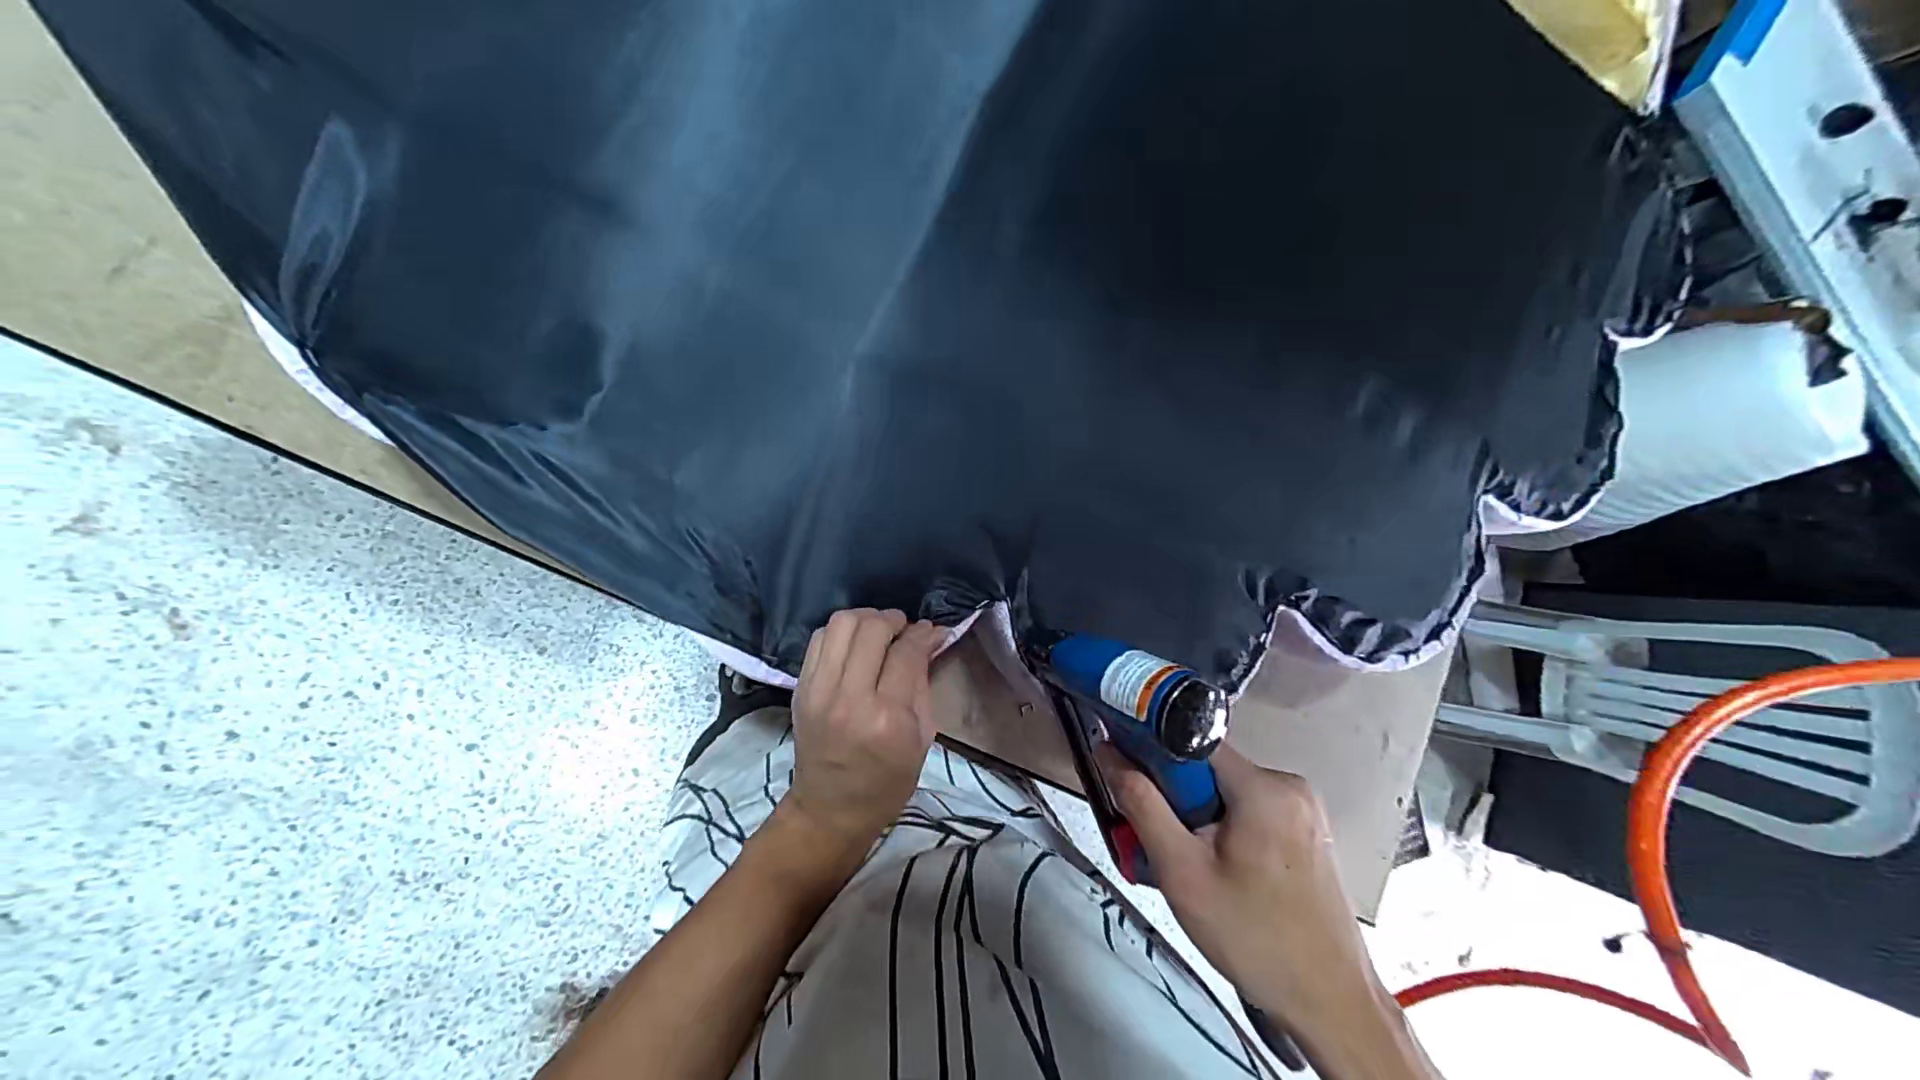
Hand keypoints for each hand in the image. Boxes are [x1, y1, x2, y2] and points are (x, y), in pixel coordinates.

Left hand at [784, 609, 943, 851]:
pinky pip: (819, 638)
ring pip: (841, 623)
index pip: (906, 652)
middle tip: (904, 629)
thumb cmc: (886, 782)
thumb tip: (928, 638)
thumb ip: (922, 682)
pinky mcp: (800, 688)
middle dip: (894, 620)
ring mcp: (818, 691)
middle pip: (871, 628)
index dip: (923, 633)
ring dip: (866, 619)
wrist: (830, 809)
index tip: (933, 630)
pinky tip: (855, 644)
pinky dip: (841, 633)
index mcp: (886, 718)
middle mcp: (848, 698)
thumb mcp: (921, 738)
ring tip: (879, 631)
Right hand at [1098, 742, 1375, 1022]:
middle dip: (1174, 796)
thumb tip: (1110, 752)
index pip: (1192, 738)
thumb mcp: (1182, 873)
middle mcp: (1290, 785)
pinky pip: (1248, 808)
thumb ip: (1142, 805)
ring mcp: (1304, 807)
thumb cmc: (1255, 939)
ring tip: (1189, 861)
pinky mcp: (1307, 828)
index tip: (1127, 774)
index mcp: (1265, 787)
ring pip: (1225, 789)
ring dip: (1196, 815)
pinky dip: (1223, 827)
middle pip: (1207, 766)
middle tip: (1158, 839)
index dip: (1152, 751)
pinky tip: (1217, 867)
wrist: (1331, 1003)